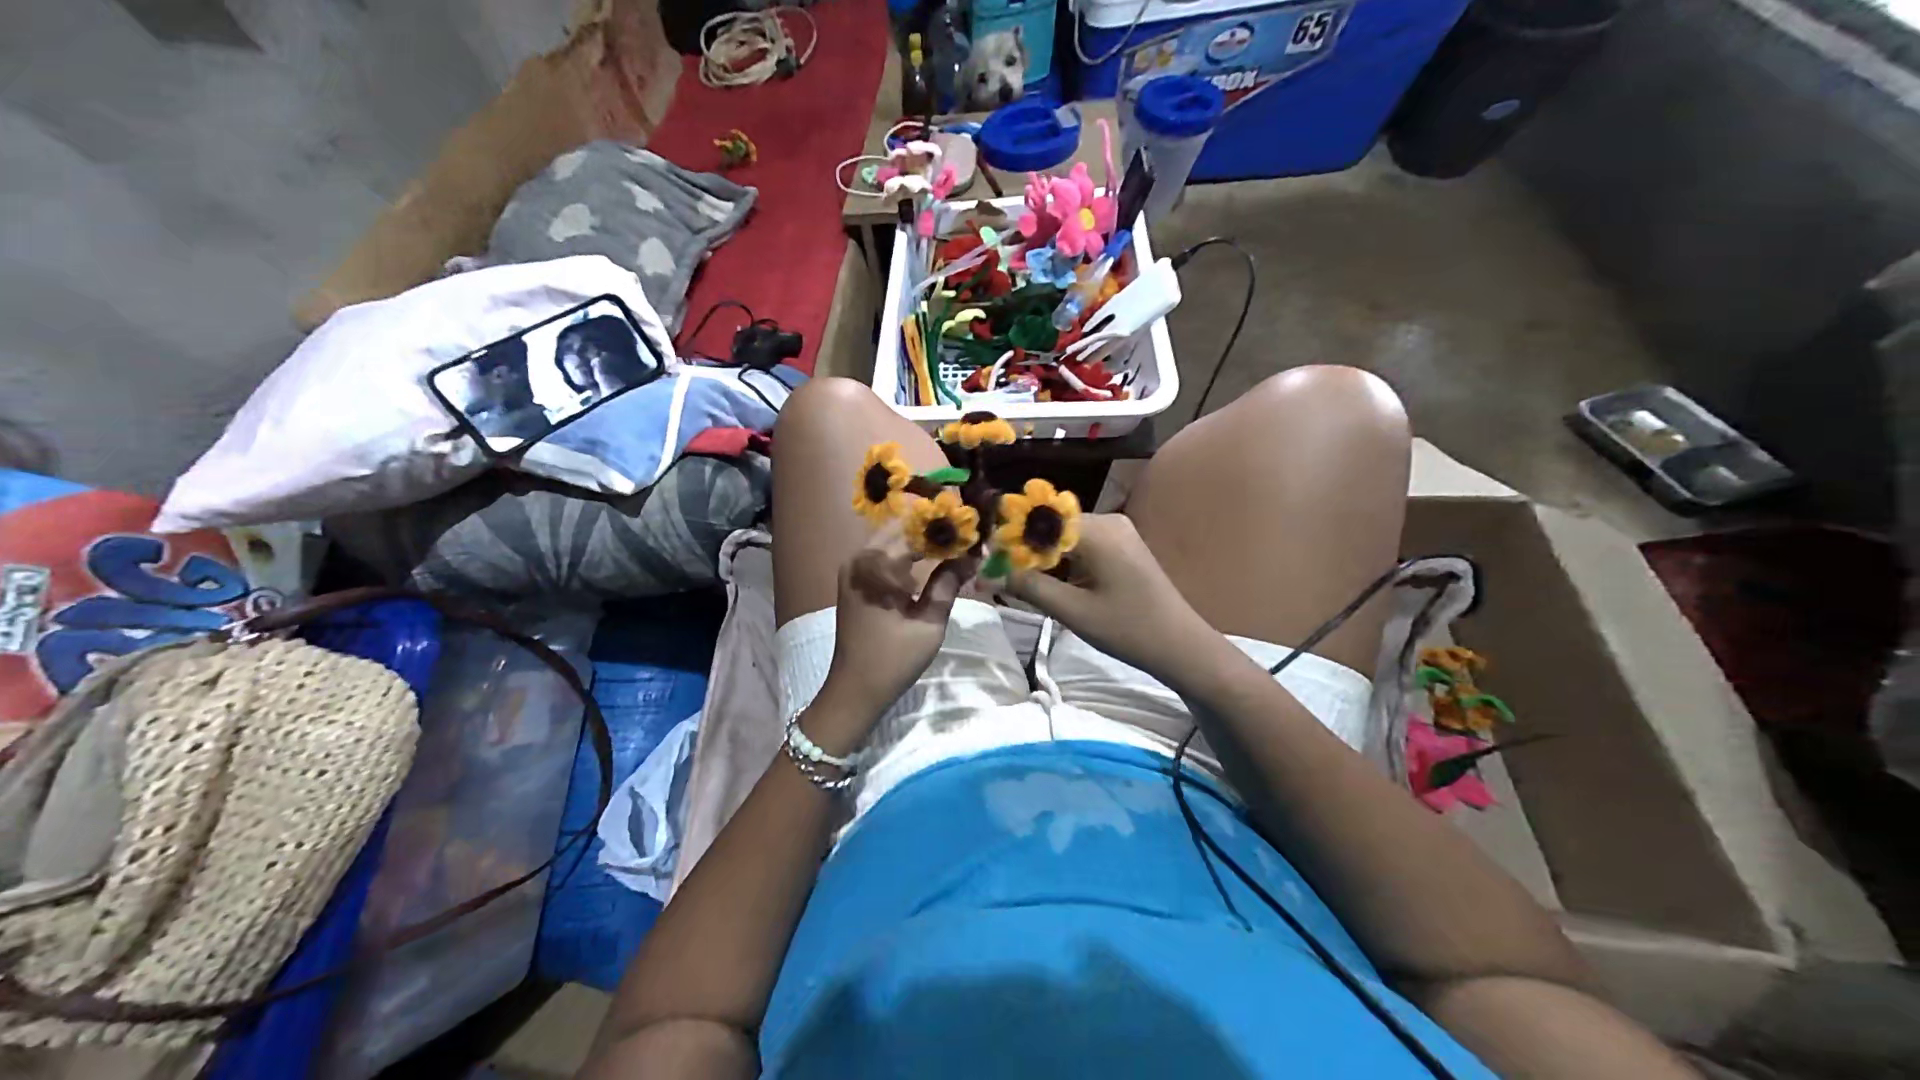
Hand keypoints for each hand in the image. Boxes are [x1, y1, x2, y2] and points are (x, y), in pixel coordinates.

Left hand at [817, 545, 973, 725]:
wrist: (854, 688)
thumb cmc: (894, 660)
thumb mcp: (929, 623)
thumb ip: (948, 583)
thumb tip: (972, 555)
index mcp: (877, 565)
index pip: (918, 530)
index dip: (948, 529)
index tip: (976, 535)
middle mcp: (860, 557)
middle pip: (903, 527)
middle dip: (936, 529)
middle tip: (968, 537)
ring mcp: (854, 566)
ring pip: (894, 537)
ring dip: (923, 539)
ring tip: (955, 546)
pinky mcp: (854, 578)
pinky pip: (884, 552)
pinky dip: (908, 551)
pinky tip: (931, 560)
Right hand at [1006, 514, 1230, 690]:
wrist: (1181, 645)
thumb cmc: (1127, 629)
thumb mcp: (1073, 611)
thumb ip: (1029, 587)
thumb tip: (989, 573)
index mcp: (1098, 532)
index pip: (1041, 521)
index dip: (1011, 538)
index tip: (987, 560)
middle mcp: (1108, 521)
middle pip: (1053, 525)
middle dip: (1026, 548)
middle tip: (1000, 575)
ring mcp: (1119, 531)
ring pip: (1066, 536)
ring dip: (1044, 555)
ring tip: (1022, 581)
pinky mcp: (1124, 545)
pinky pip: (1084, 543)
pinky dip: (1064, 559)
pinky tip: (1053, 582)